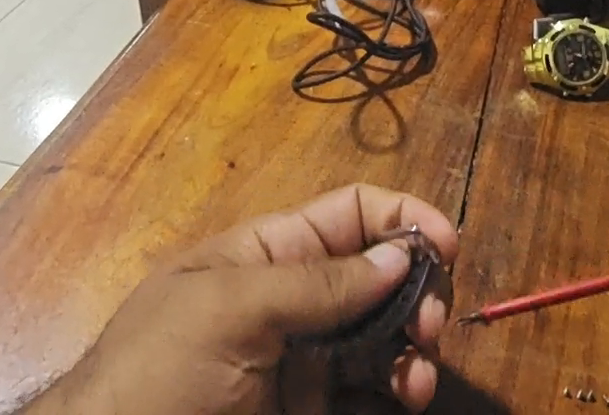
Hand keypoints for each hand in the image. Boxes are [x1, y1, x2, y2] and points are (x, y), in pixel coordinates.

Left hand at [26, 184, 457, 414]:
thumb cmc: (160, 368)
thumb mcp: (230, 308)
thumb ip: (317, 282)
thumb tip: (402, 252)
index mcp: (273, 250)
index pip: (351, 213)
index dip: (402, 216)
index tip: (448, 243)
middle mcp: (299, 296)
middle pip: (379, 272)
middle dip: (417, 285)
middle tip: (432, 323)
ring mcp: (307, 356)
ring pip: (384, 332)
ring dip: (415, 342)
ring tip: (420, 373)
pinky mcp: (312, 407)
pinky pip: (371, 386)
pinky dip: (399, 386)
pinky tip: (408, 395)